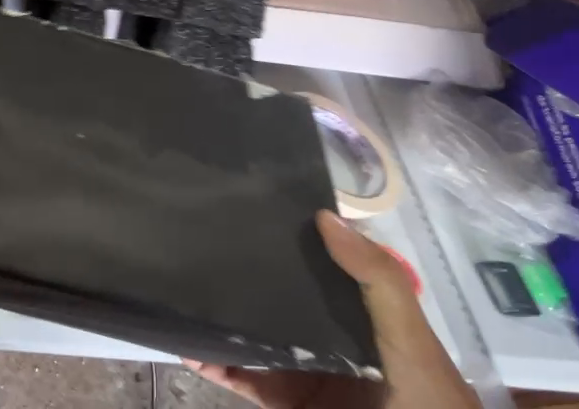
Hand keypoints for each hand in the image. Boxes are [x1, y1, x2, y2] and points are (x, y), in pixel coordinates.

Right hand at [185, 211, 477, 408]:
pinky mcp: (280, 399)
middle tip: (188, 244)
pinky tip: (183, 345)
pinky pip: (234, 375)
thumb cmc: (422, 397)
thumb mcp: (410, 338)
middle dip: (232, 277)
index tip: (239, 208)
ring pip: (244, 335)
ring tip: (175, 292)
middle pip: (269, 300)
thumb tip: (323, 215)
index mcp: (353, 319)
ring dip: (211, 319)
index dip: (280, 240)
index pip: (312, 270)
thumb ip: (377, 281)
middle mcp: (321, 340)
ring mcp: (298, 371)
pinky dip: (206, 361)